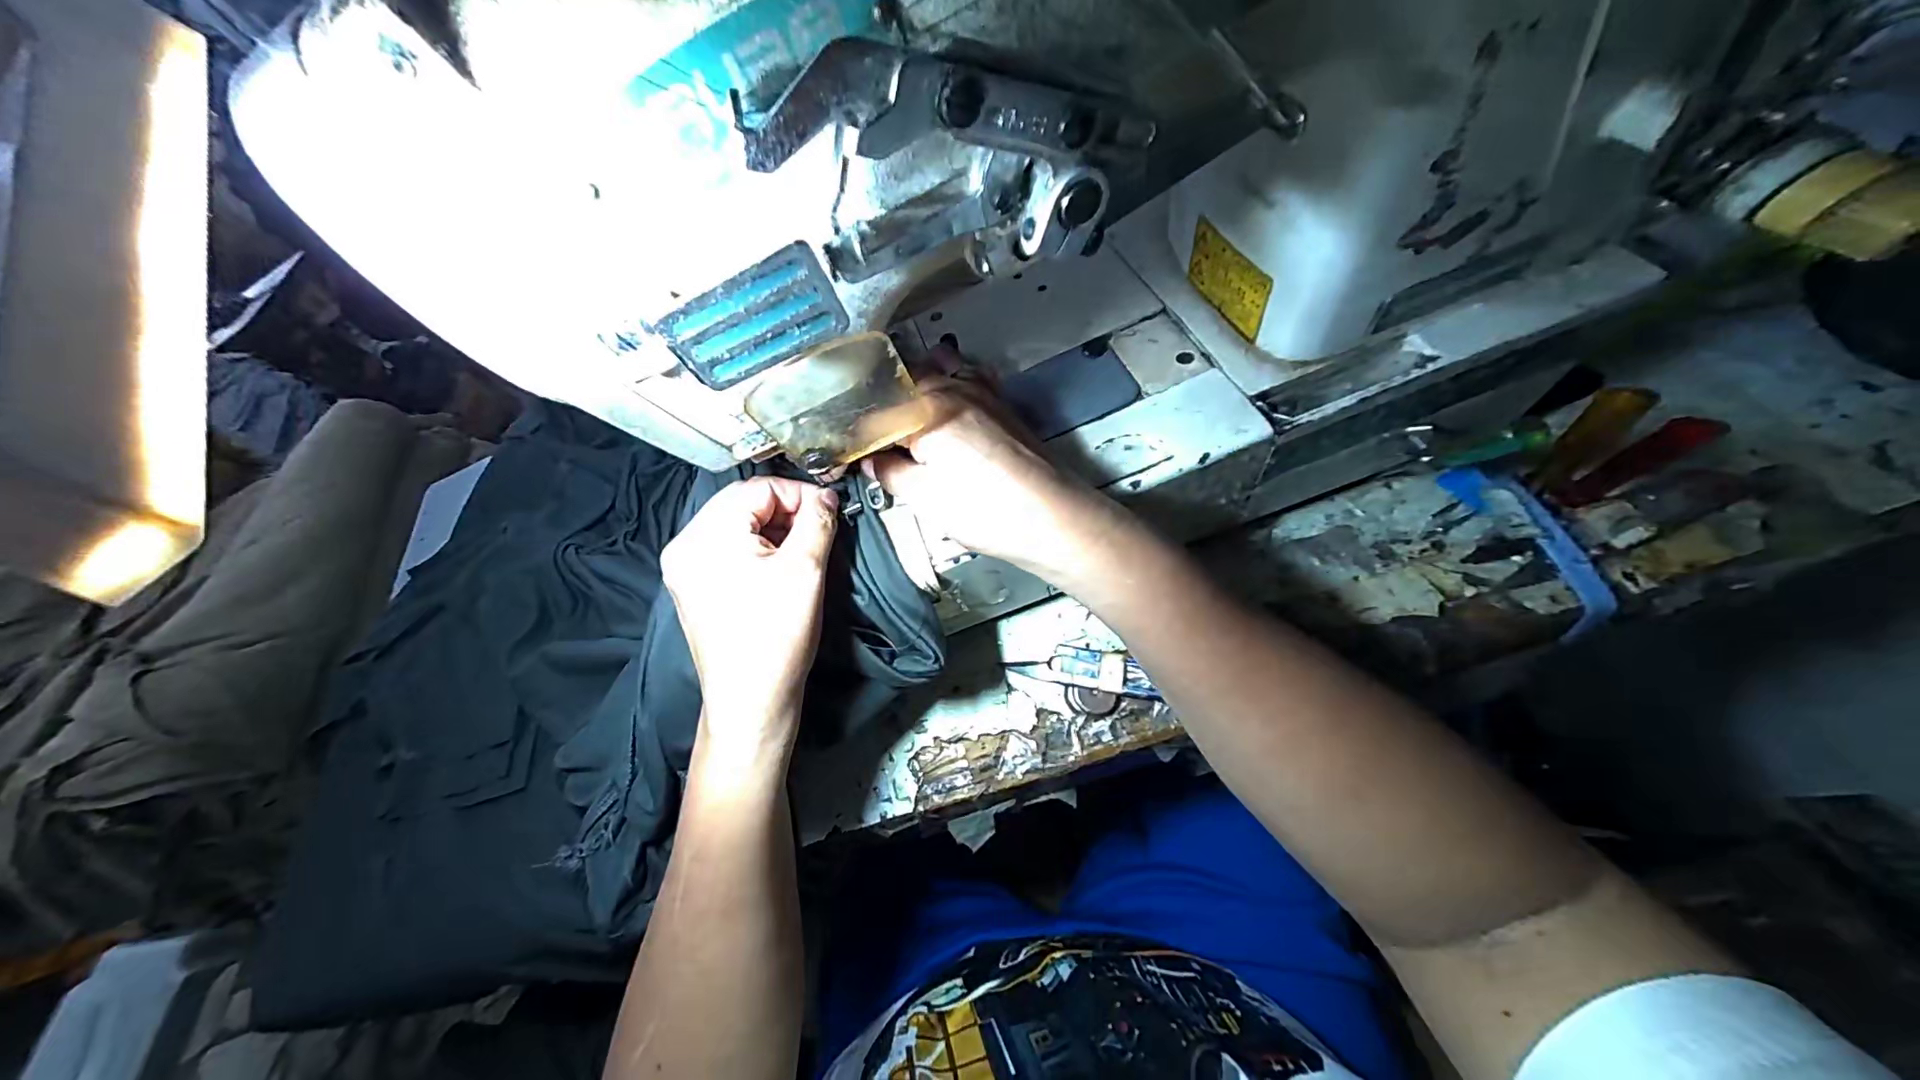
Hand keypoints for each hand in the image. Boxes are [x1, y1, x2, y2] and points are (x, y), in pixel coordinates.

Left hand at [661, 477, 839, 763]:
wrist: (751, 700)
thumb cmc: (775, 640)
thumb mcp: (806, 569)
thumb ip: (817, 520)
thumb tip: (825, 498)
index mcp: (706, 535)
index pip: (758, 487)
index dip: (800, 495)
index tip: (828, 512)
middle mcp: (686, 546)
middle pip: (743, 503)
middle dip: (786, 512)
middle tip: (818, 533)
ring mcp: (685, 569)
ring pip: (737, 526)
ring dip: (774, 531)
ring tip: (802, 555)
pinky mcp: (694, 588)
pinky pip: (728, 550)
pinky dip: (757, 550)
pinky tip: (781, 570)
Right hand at [865, 378, 1119, 583]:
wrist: (1055, 519)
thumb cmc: (993, 511)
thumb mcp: (924, 498)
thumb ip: (889, 472)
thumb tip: (873, 461)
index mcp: (924, 409)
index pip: (872, 413)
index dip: (852, 436)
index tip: (842, 453)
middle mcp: (952, 390)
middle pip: (899, 388)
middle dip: (877, 410)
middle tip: (864, 441)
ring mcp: (980, 393)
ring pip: (931, 376)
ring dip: (908, 391)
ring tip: (895, 419)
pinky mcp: (1000, 406)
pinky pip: (963, 381)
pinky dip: (945, 385)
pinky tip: (941, 399)